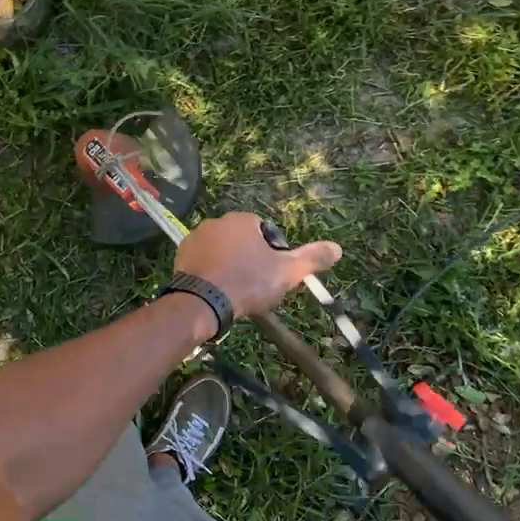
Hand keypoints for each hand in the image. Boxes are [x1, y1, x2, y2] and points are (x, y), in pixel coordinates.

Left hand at [174, 213, 341, 316]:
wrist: (202, 301)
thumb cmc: (247, 282)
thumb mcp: (287, 272)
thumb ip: (312, 258)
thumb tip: (338, 248)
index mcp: (241, 220)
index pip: (265, 231)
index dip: (273, 253)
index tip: (272, 273)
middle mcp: (215, 221)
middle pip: (243, 240)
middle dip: (251, 258)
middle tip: (255, 283)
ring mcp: (195, 237)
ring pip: (223, 249)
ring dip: (231, 264)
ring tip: (236, 288)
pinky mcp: (181, 254)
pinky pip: (204, 259)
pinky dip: (212, 270)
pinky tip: (217, 288)